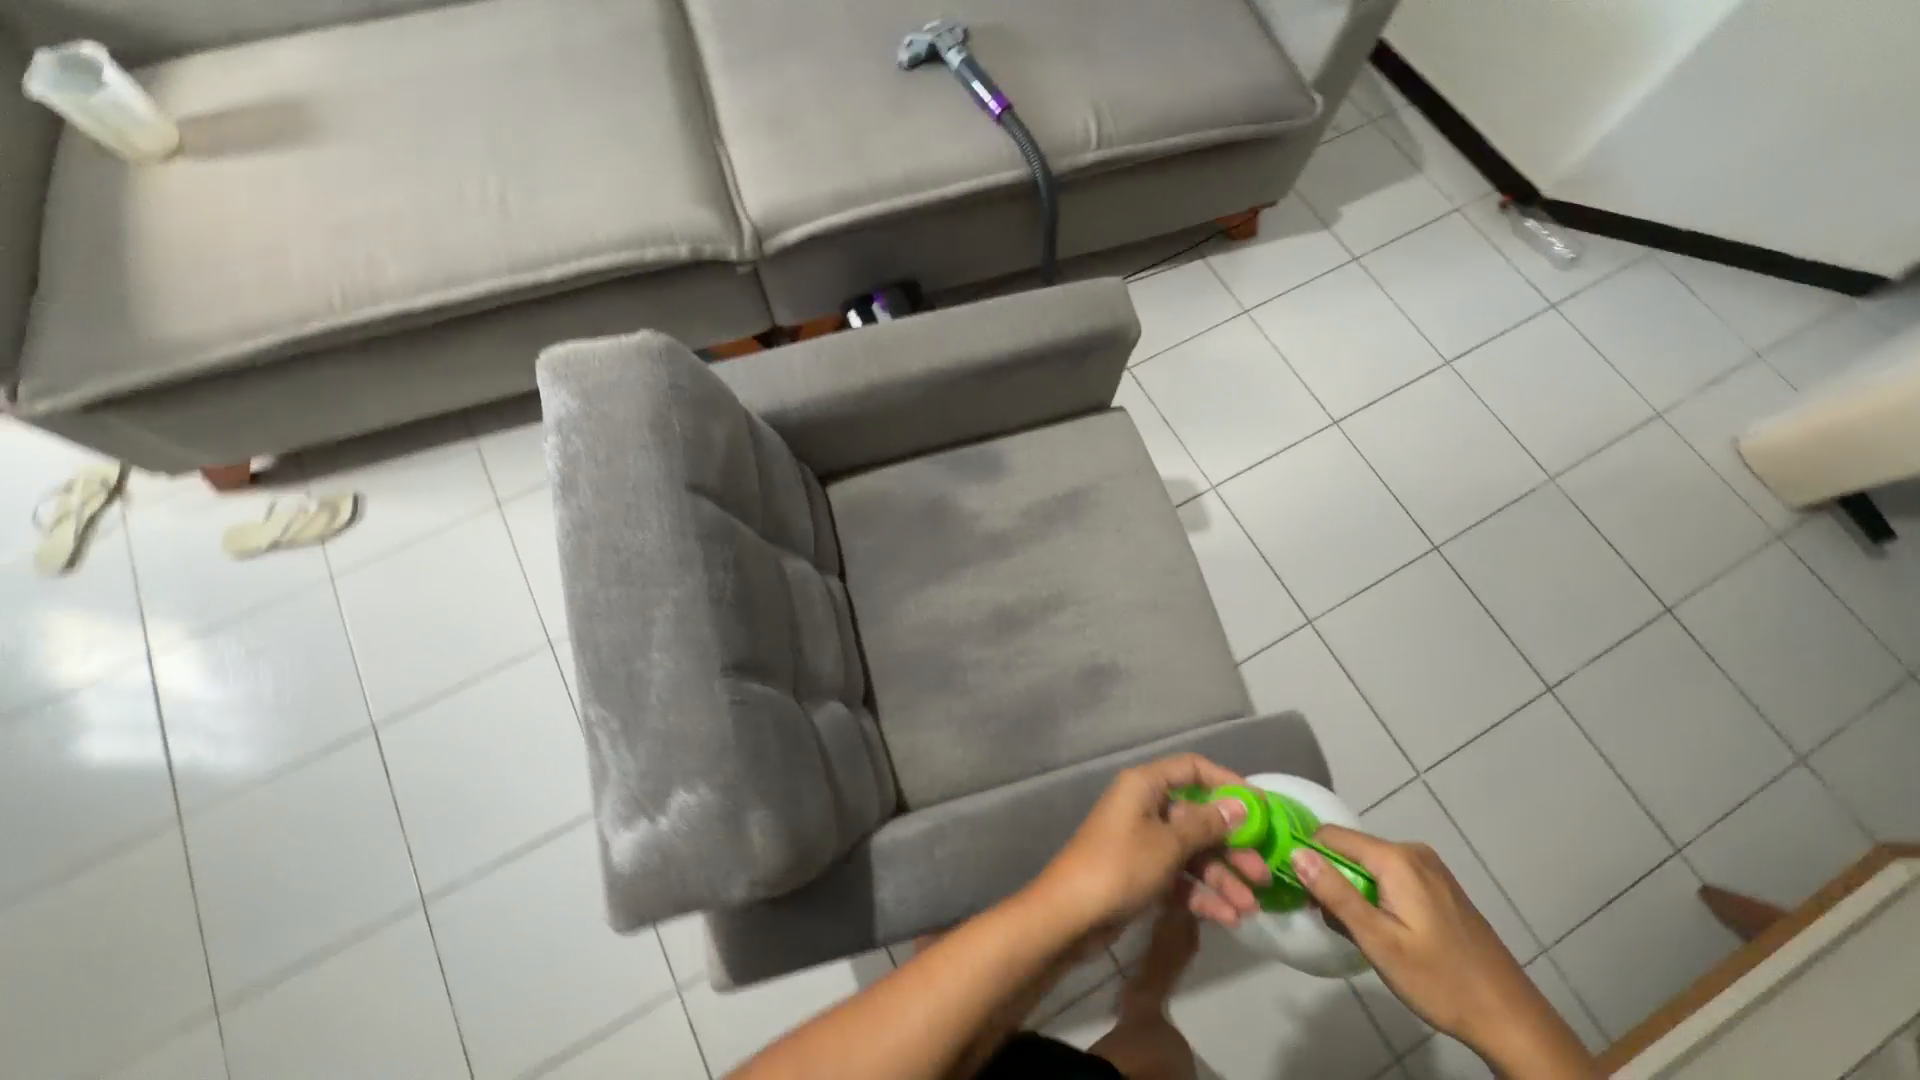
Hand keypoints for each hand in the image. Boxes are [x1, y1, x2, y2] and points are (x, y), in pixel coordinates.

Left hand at [1033, 755, 1273, 935]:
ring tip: (1249, 908)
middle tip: (1262, 876)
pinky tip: (1227, 918)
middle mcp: (1144, 808)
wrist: (1069, 916)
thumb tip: (1238, 805)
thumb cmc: (1120, 866)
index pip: (1192, 769)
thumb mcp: (1168, 844)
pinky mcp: (1141, 874)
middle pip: (1198, 818)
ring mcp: (1142, 842)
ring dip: (1221, 878)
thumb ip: (1206, 824)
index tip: (1260, 807)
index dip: (1227, 783)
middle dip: (1231, 848)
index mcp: (1145, 786)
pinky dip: (1201, 895)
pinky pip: (1179, 877)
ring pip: (1192, 853)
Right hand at [1295, 827, 1595, 1076]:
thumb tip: (1296, 853)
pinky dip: (1376, 899)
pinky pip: (1391, 879)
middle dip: (1332, 880)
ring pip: (1369, 867)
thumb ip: (1335, 894)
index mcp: (1397, 859)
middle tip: (1334, 924)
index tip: (1299, 893)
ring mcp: (1430, 869)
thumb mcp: (1378, 940)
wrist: (1509, 1016)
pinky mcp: (1439, 887)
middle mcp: (1413, 852)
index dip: (1307, 858)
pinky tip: (1386, 934)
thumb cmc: (1438, 980)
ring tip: (1362, 935)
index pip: (1330, 836)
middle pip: (1350, 851)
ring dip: (1354, 893)